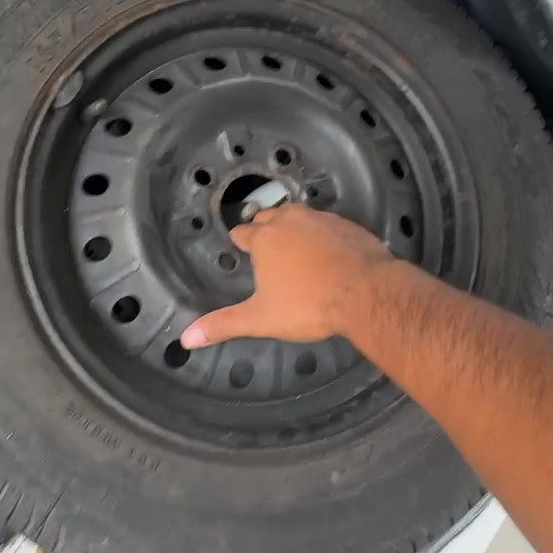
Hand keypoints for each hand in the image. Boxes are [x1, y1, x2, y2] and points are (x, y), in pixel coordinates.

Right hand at [181, 203, 408, 348]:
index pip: (243, 233)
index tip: (239, 243)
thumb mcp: (261, 318)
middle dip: (264, 227)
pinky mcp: (347, 225)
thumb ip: (223, 324)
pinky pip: (326, 222)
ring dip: (292, 223)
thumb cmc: (309, 305)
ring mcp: (321, 220)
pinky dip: (321, 231)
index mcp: (265, 240)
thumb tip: (186, 338)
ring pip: (299, 214)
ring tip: (292, 237)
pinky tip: (326, 246)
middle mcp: (290, 221)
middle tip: (263, 240)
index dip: (240, 239)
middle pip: (270, 217)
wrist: (366, 291)